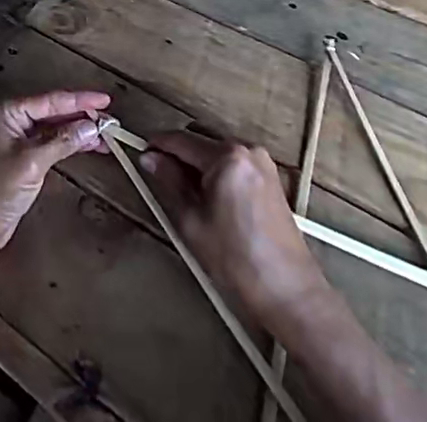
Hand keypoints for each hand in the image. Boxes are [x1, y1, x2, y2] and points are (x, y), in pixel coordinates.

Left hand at [0, 90, 109, 253]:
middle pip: (55, 112)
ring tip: (106, 135)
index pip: (52, 100)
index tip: (106, 101)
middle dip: (82, 116)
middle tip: (109, 119)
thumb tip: (94, 127)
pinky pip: (53, 143)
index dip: (81, 100)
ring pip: (56, 128)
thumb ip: (64, 140)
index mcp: (9, 113)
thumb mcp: (33, 161)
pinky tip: (90, 146)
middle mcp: (13, 121)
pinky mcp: (24, 159)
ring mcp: (18, 140)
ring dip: (80, 131)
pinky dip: (72, 144)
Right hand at [139, 131, 330, 325]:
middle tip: (159, 179)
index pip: (183, 140)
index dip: (158, 144)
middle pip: (202, 140)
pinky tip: (209, 199)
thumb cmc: (235, 259)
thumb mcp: (192, 221)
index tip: (141, 152)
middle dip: (179, 155)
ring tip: (184, 196)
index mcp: (227, 157)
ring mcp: (262, 160)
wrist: (285, 286)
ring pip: (218, 150)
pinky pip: (235, 162)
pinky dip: (217, 171)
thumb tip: (150, 158)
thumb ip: (170, 182)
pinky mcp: (270, 174)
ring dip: (198, 164)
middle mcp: (248, 149)